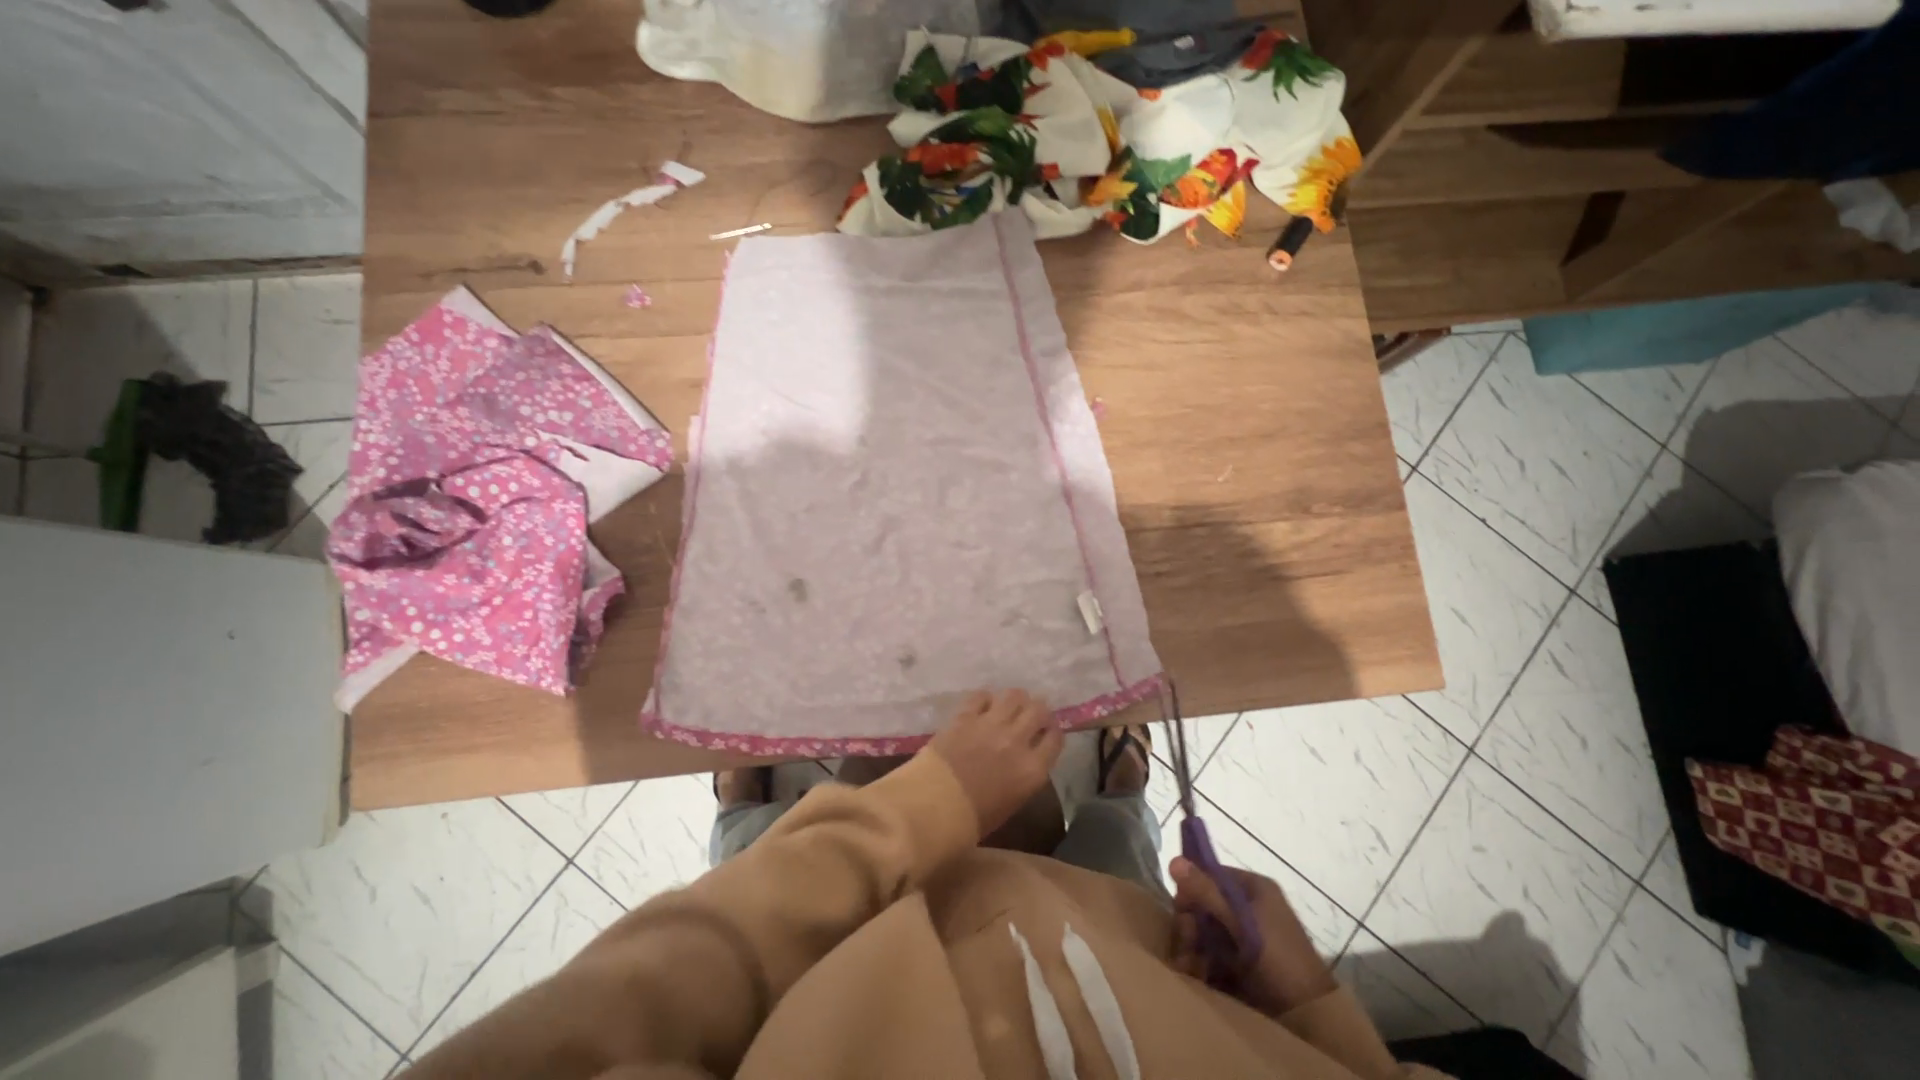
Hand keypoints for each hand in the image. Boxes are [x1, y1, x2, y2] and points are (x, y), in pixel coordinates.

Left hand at [926, 689, 1062, 836]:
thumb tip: (1021, 763)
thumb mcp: (1011, 804)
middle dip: (1038, 711)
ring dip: (1015, 700)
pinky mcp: (964, 717)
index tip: (1046, 732)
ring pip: (1014, 696)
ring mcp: (990, 725)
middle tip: (1030, 716)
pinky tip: (981, 707)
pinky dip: (985, 700)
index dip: (1052, 732)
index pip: (1055, 738)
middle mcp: (1017, 741)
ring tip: (1008, 707)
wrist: (932, 809)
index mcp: (1033, 770)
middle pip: (1039, 710)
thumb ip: (1022, 778)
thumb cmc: (971, 821)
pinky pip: (981, 696)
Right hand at [1170, 857, 1337, 1015]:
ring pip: (1202, 931)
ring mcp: (1242, 935)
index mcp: (1253, 888)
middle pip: (1202, 904)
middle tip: (1189, 944)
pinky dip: (1199, 963)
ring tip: (1191, 967)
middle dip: (1190, 926)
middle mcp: (1246, 907)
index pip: (1210, 875)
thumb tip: (1174, 860)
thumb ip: (1207, 892)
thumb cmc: (1278, 958)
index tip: (1183, 912)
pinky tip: (1198, 975)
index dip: (1192, 890)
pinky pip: (1208, 953)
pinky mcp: (1238, 961)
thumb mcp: (1241, 922)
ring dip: (1191, 948)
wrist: (1306, 1014)